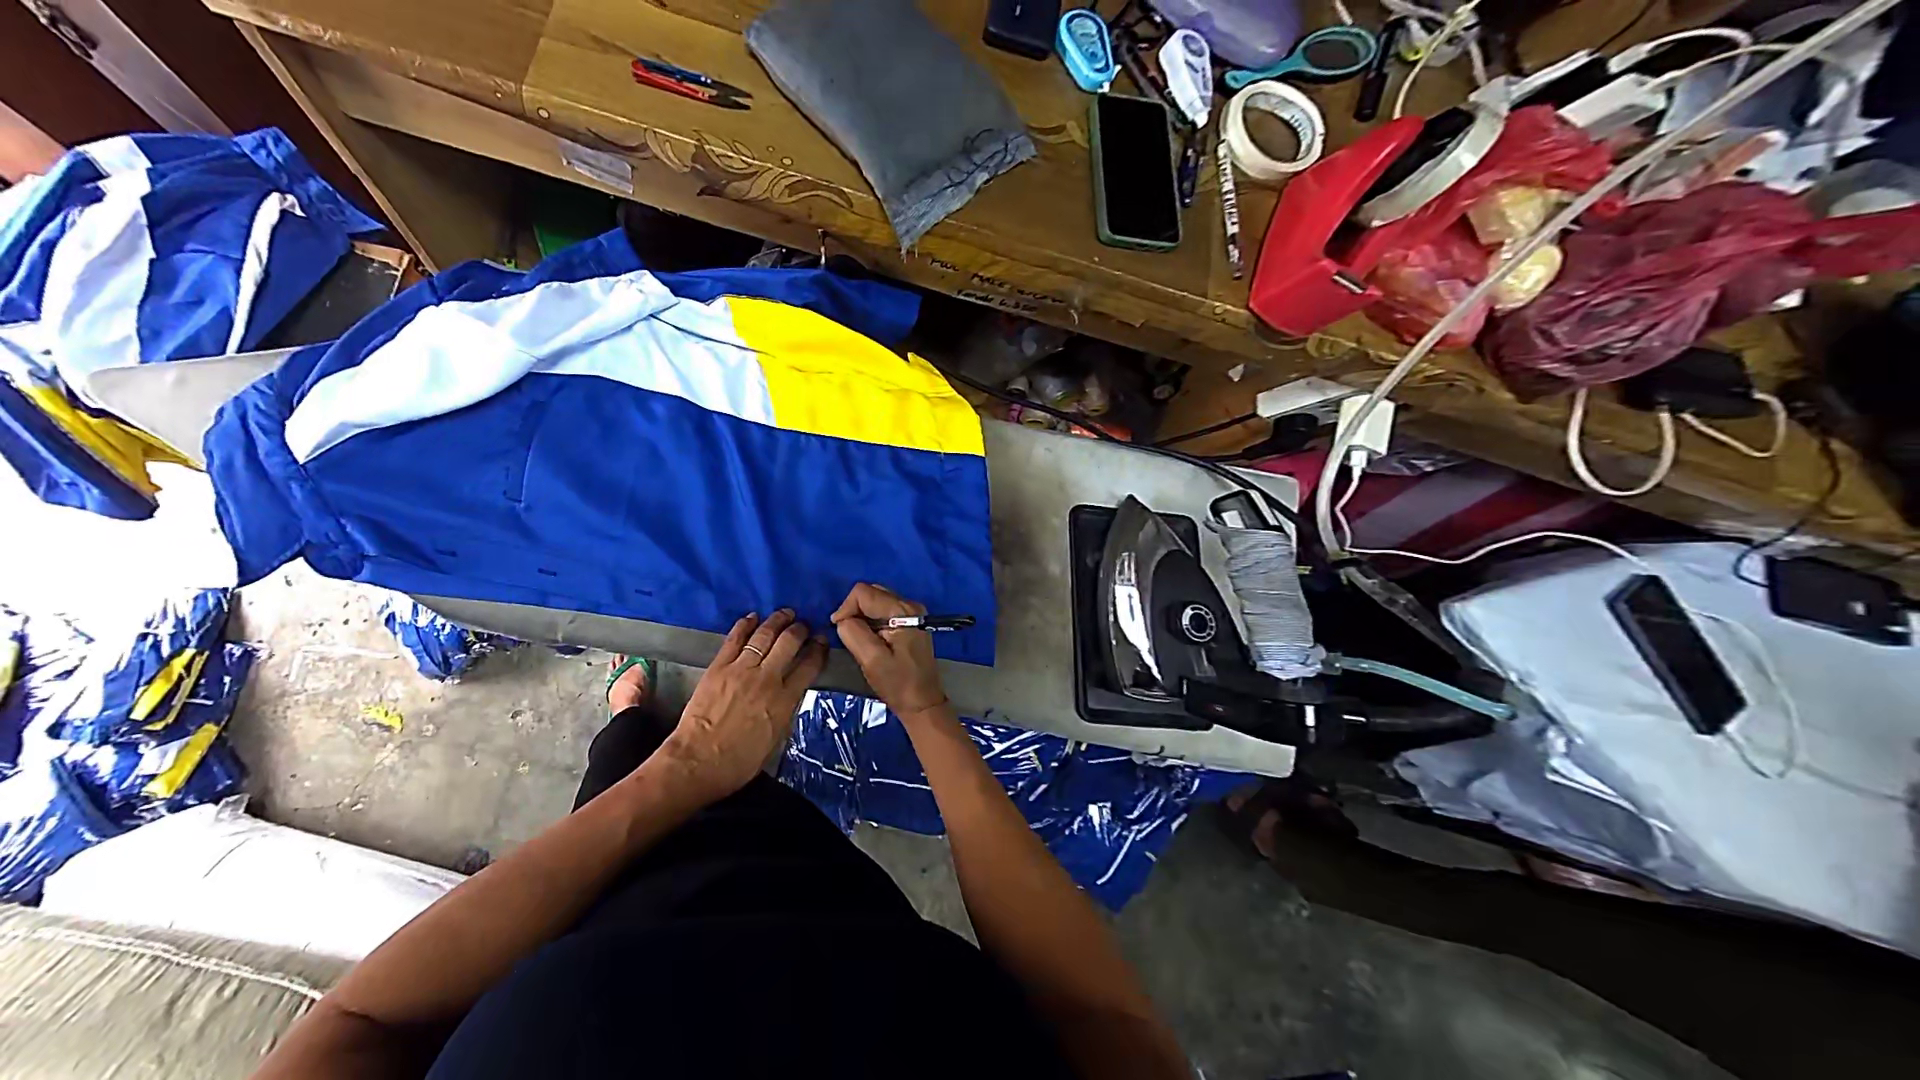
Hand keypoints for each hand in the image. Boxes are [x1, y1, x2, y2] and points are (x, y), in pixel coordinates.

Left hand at [656, 609, 826, 801]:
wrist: (699, 762)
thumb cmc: (739, 761)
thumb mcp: (776, 738)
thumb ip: (786, 711)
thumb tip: (789, 695)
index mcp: (785, 700)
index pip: (809, 666)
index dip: (818, 650)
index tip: (821, 641)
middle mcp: (767, 679)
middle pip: (789, 643)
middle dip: (800, 630)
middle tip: (804, 624)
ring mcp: (741, 670)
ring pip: (764, 636)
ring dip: (777, 621)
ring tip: (785, 613)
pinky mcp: (719, 667)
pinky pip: (734, 640)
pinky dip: (745, 625)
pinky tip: (752, 617)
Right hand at [831, 583, 947, 720]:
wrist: (922, 702)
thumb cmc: (898, 684)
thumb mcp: (871, 660)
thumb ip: (854, 633)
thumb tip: (843, 619)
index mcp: (902, 611)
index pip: (863, 592)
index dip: (846, 608)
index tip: (841, 630)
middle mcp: (910, 605)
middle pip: (871, 593)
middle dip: (854, 611)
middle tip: (851, 636)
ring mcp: (913, 612)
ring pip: (876, 601)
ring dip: (862, 616)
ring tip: (861, 640)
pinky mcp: (911, 621)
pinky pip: (884, 611)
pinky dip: (872, 621)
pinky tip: (872, 640)